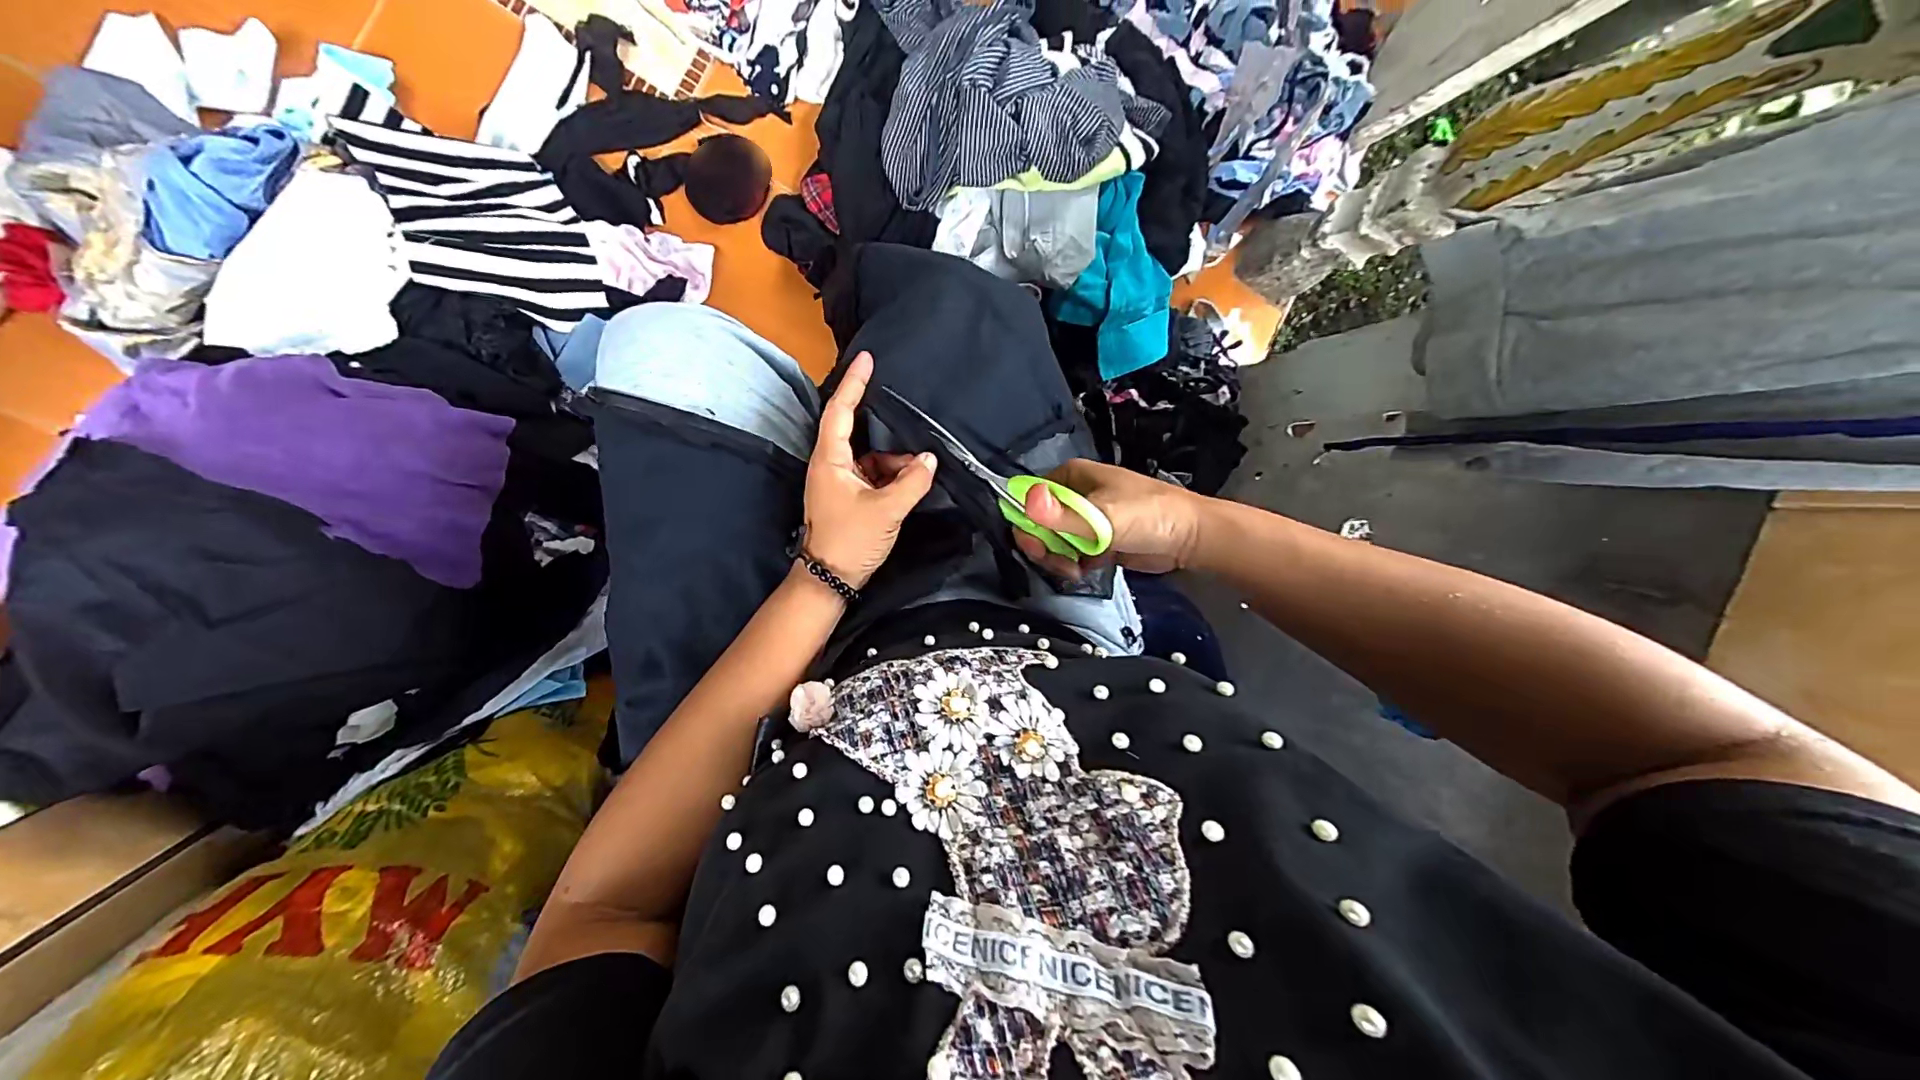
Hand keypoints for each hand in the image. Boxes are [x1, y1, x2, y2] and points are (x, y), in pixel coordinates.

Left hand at [802, 352, 937, 588]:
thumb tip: (929, 460)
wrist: (830, 579)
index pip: (840, 411)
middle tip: (907, 416)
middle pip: (859, 432)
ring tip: (918, 471)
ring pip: (871, 457)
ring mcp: (839, 481)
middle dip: (885, 427)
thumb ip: (912, 482)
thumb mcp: (886, 510)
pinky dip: (892, 476)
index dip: (853, 383)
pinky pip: (873, 475)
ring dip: (895, 461)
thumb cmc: (850, 541)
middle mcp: (831, 465)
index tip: (867, 360)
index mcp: (830, 460)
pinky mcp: (849, 497)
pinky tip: (911, 483)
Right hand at [1013, 459, 1207, 580]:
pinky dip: (1072, 565)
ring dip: (1058, 560)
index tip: (1039, 547)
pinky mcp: (1095, 540)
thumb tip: (1027, 500)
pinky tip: (1084, 572)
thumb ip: (1066, 514)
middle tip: (1061, 564)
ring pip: (1053, 542)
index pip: (1029, 498)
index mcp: (1071, 476)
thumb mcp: (1105, 516)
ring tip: (1076, 570)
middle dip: (1045, 547)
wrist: (1192, 538)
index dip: (1028, 524)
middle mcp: (1074, 495)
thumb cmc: (1151, 516)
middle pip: (1038, 523)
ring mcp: (1085, 519)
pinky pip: (1069, 553)